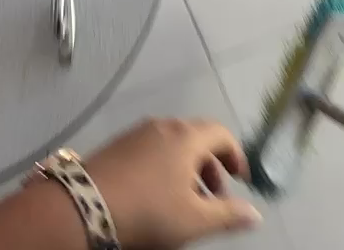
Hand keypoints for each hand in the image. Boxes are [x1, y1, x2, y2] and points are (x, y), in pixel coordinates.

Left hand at [80, 118, 262, 249]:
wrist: (87, 203)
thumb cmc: (149, 210)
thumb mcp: (194, 219)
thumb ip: (228, 215)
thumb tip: (256, 213)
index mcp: (185, 136)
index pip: (220, 132)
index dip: (236, 154)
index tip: (241, 181)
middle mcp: (163, 125)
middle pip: (197, 136)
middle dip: (212, 165)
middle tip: (216, 197)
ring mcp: (138, 131)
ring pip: (174, 143)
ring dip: (189, 167)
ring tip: (188, 200)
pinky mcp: (120, 142)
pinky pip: (154, 147)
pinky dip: (167, 164)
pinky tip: (160, 193)